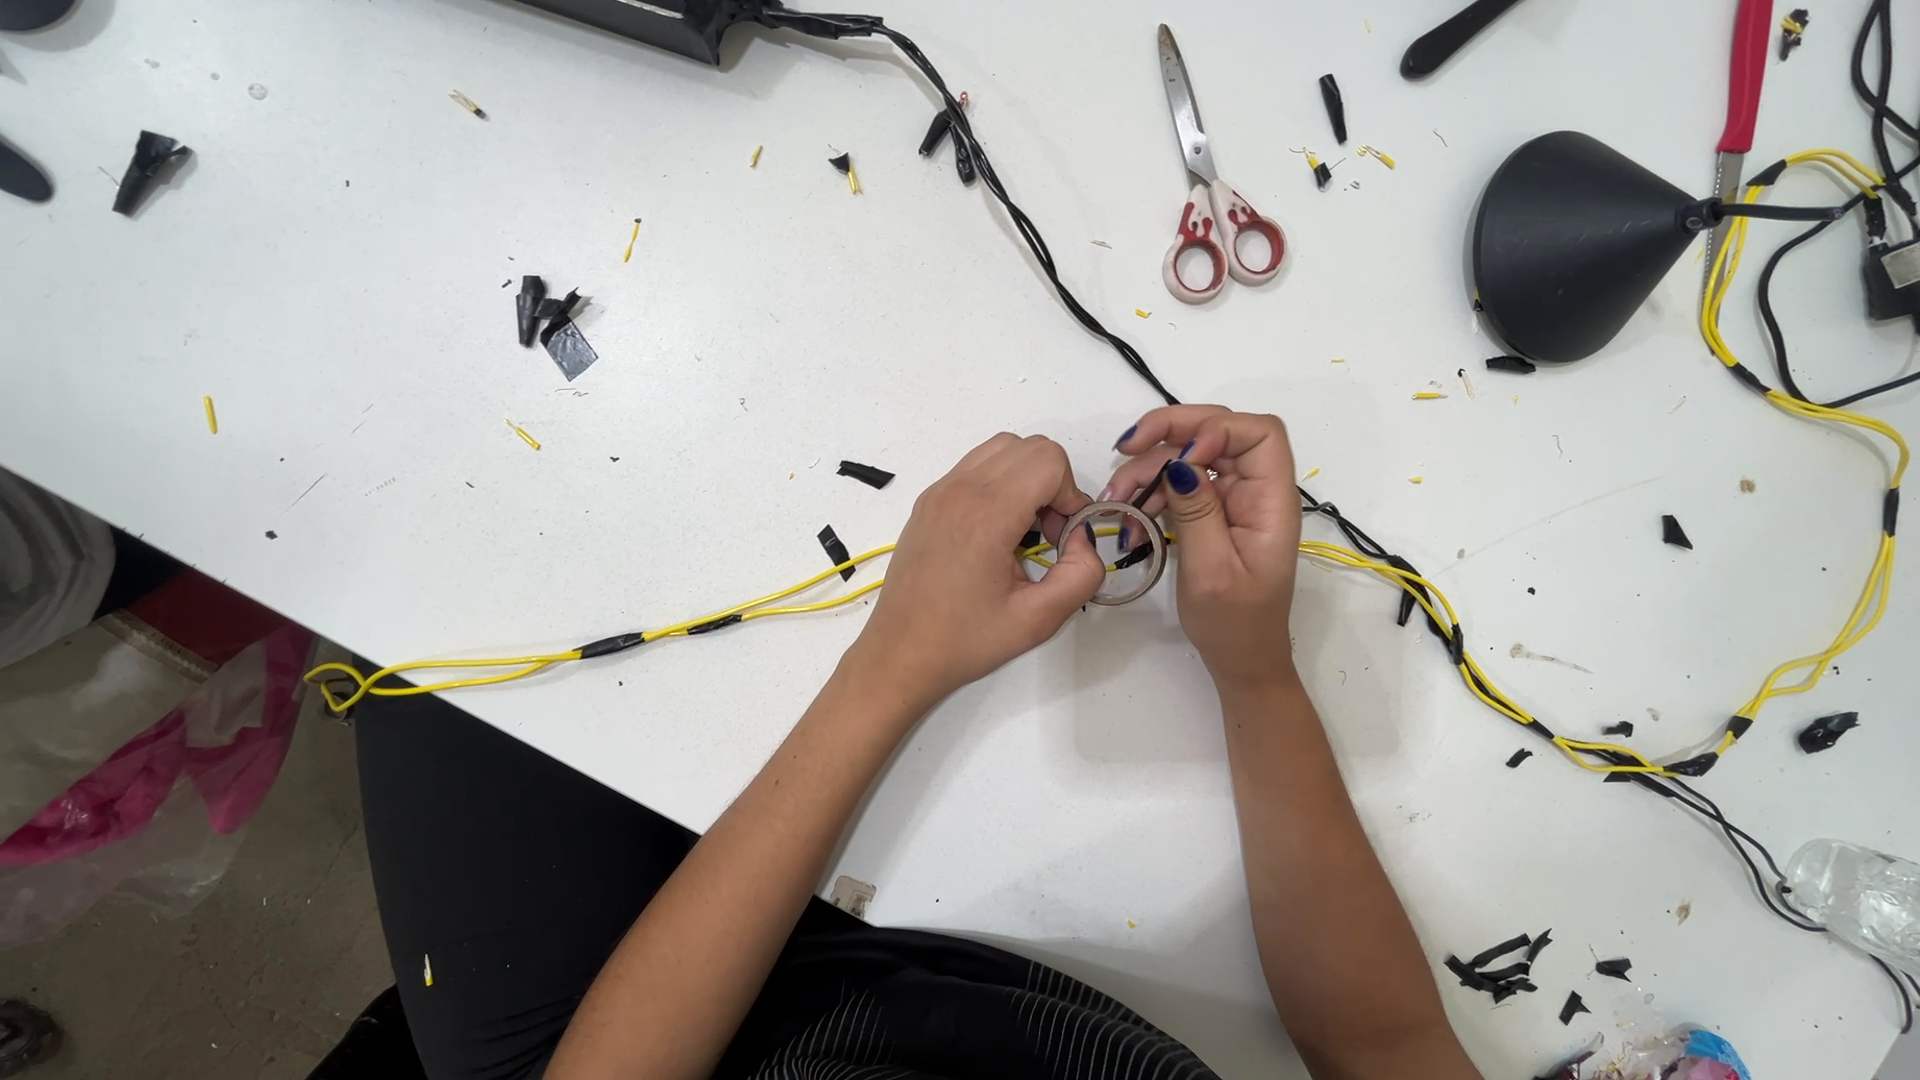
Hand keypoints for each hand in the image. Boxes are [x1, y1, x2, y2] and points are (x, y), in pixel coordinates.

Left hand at [849, 433, 1105, 706]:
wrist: (899, 653)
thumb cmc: (965, 640)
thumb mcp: (1038, 620)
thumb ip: (1081, 575)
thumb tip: (1085, 538)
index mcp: (986, 515)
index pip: (1048, 460)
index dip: (1070, 495)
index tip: (1063, 537)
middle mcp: (959, 490)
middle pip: (1029, 446)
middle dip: (1052, 483)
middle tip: (1048, 533)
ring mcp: (939, 491)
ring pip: (1001, 448)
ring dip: (1026, 478)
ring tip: (1024, 529)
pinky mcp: (927, 501)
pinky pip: (975, 466)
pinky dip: (999, 482)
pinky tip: (997, 531)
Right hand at [1103, 407, 1301, 691]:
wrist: (1240, 657)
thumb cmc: (1235, 623)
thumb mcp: (1212, 570)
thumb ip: (1198, 512)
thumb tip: (1180, 462)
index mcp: (1271, 501)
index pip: (1258, 434)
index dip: (1217, 430)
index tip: (1179, 458)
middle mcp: (1254, 490)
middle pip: (1216, 432)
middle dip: (1168, 433)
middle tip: (1124, 447)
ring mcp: (1231, 498)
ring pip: (1187, 455)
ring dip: (1147, 468)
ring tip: (1116, 499)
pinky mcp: (1209, 510)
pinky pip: (1176, 482)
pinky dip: (1148, 491)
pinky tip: (1128, 515)